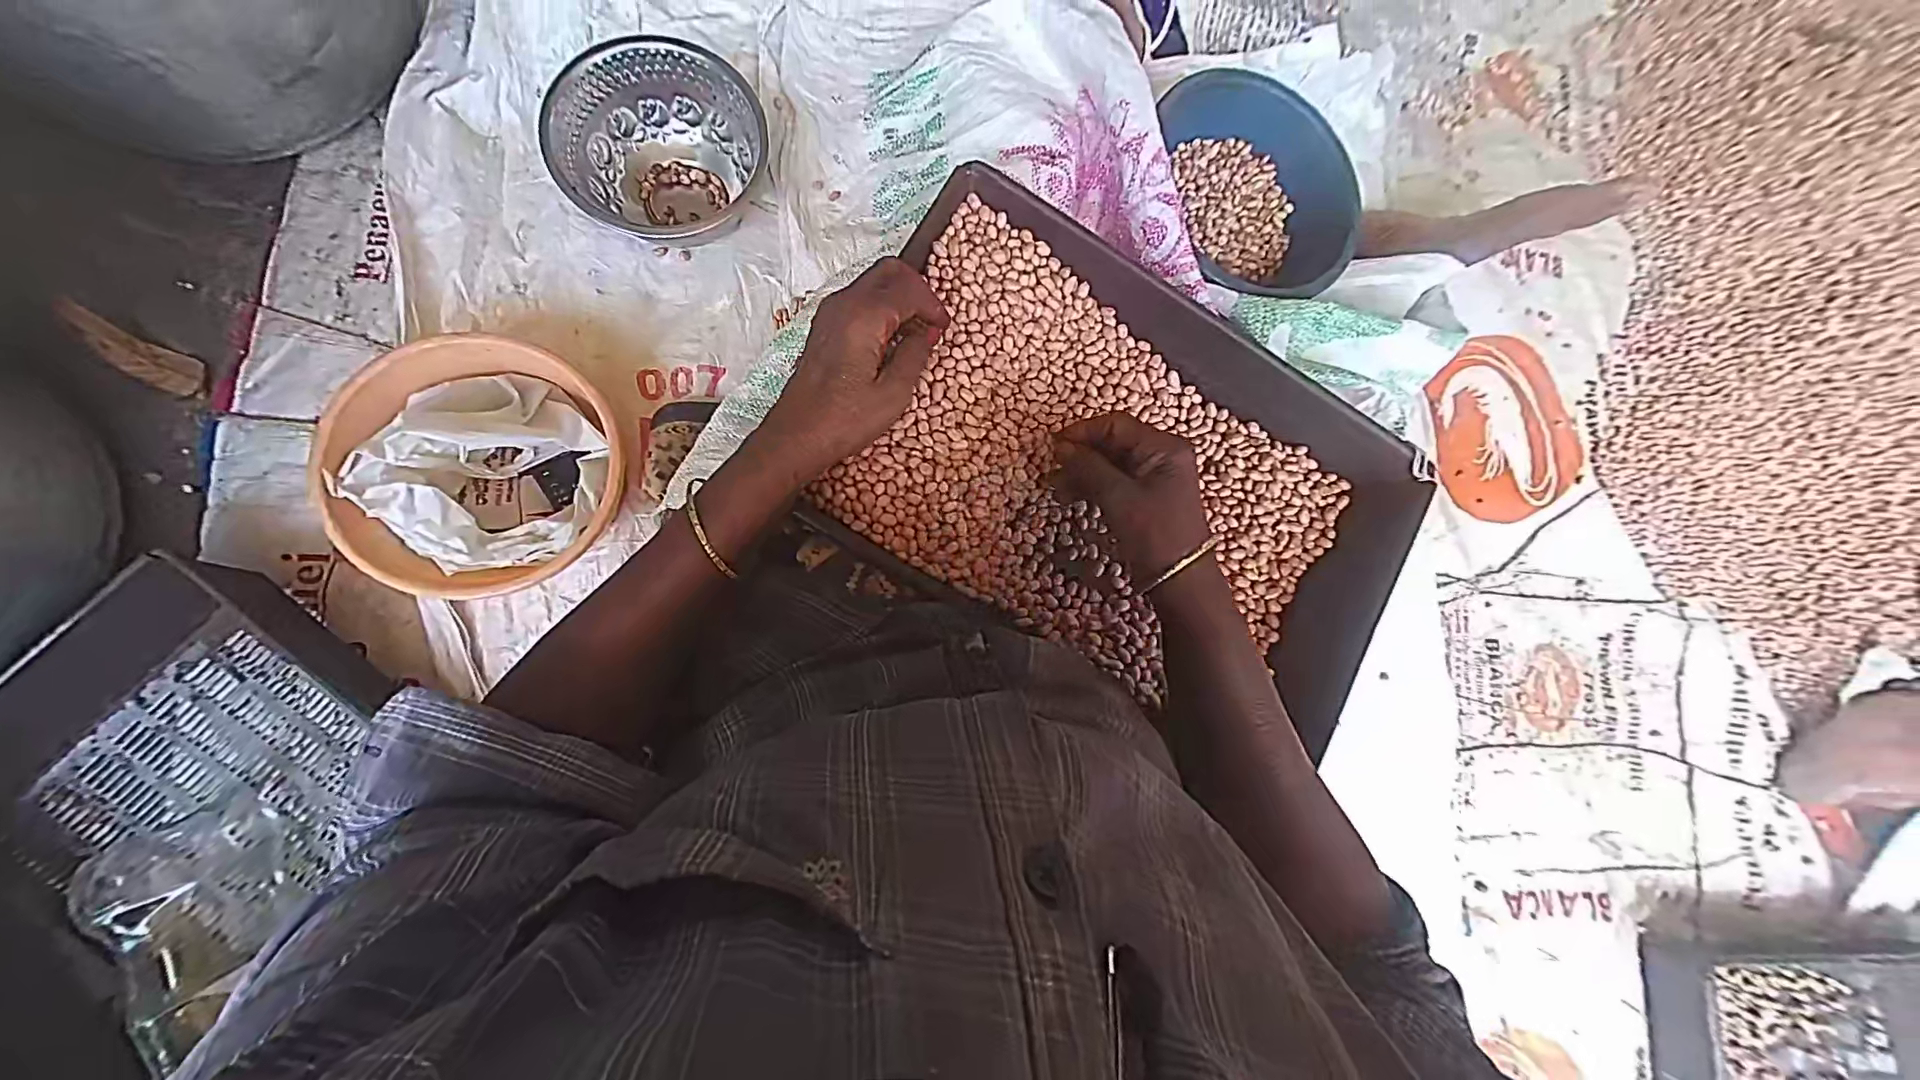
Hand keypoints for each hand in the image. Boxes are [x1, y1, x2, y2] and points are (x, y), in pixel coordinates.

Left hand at [751, 257, 948, 484]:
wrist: (795, 437)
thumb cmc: (843, 421)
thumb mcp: (893, 394)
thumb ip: (915, 355)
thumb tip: (927, 334)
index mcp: (863, 316)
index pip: (909, 289)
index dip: (934, 306)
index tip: (944, 329)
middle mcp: (844, 304)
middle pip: (889, 271)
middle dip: (918, 289)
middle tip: (932, 321)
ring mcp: (830, 313)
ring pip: (873, 282)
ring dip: (899, 298)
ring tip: (915, 333)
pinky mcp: (824, 327)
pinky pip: (860, 301)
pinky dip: (882, 309)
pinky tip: (892, 341)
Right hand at [1052, 413, 1213, 584]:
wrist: (1179, 579)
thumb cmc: (1154, 534)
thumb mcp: (1118, 497)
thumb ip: (1089, 467)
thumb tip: (1062, 447)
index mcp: (1164, 447)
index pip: (1116, 425)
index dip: (1083, 432)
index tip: (1054, 445)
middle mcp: (1161, 456)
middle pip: (1113, 443)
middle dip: (1081, 454)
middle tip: (1053, 468)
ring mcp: (1154, 477)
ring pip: (1110, 463)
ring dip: (1082, 472)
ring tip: (1057, 487)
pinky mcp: (1145, 497)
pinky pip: (1114, 481)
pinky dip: (1092, 486)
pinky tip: (1071, 495)